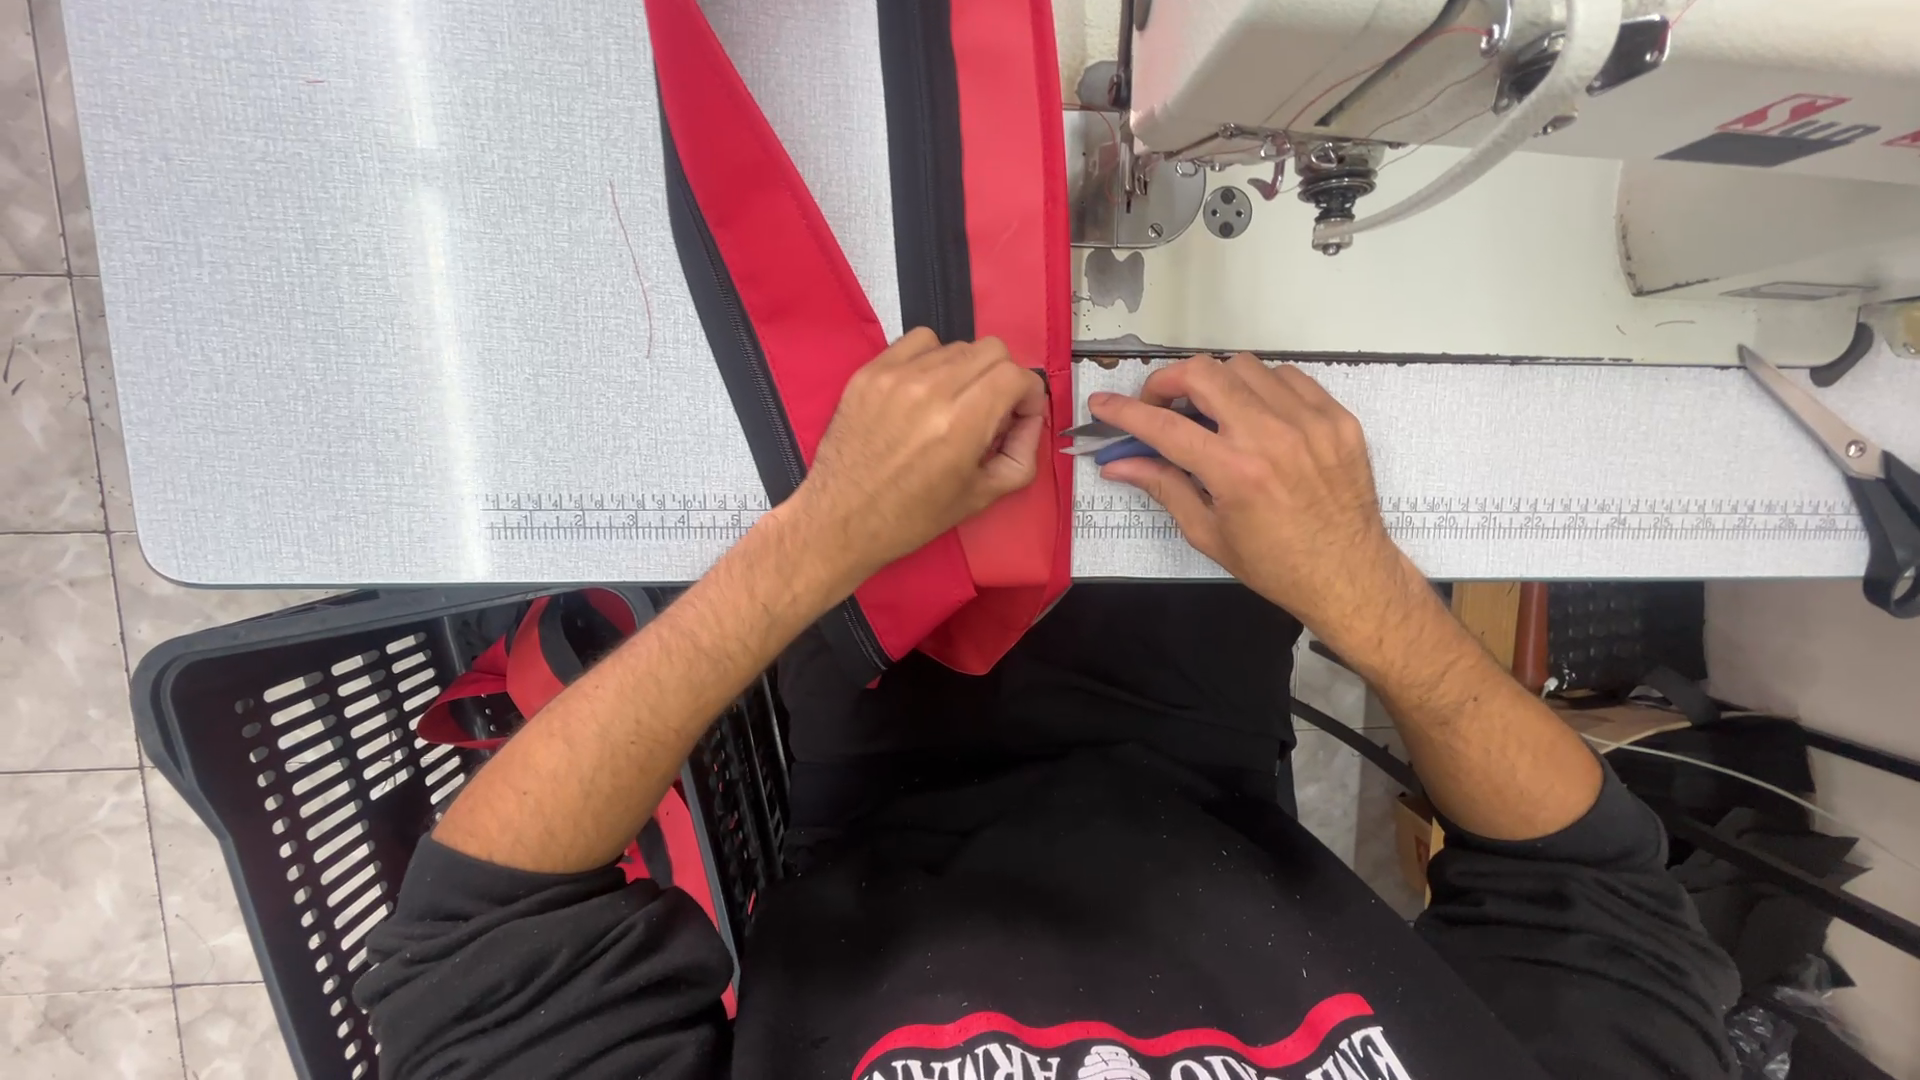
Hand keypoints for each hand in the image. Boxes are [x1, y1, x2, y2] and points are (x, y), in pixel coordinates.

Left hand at [792, 328, 1045, 578]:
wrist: (842, 519)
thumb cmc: (907, 516)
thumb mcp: (982, 497)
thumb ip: (1021, 453)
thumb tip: (1029, 419)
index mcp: (960, 424)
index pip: (1016, 374)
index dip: (1028, 394)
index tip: (1019, 412)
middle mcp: (929, 391)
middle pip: (991, 350)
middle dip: (1003, 378)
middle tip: (990, 410)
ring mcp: (895, 377)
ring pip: (956, 345)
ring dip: (967, 371)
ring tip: (952, 405)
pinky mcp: (870, 373)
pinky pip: (918, 342)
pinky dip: (932, 360)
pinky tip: (925, 391)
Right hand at [1089, 354, 1416, 636]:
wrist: (1347, 573)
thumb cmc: (1271, 563)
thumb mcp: (1206, 531)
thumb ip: (1162, 485)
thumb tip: (1117, 464)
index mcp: (1235, 472)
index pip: (1164, 426)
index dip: (1124, 411)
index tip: (1102, 405)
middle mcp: (1272, 436)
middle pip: (1203, 372)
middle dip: (1167, 382)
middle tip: (1161, 406)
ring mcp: (1310, 421)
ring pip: (1245, 366)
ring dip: (1215, 382)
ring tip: (1211, 413)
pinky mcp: (1338, 418)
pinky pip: (1288, 377)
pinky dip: (1260, 387)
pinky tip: (1254, 415)